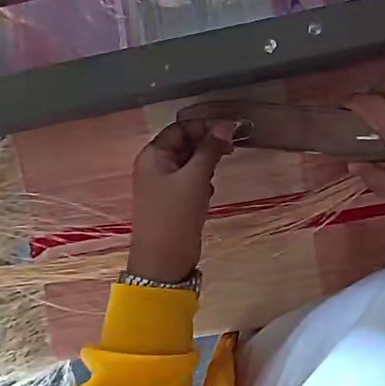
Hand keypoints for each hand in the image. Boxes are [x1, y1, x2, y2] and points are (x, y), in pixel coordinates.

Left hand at [127, 119, 236, 282]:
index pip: (180, 128)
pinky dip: (202, 182)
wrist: (163, 260)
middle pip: (184, 144)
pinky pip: (189, 182)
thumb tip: (226, 125)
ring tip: (217, 174)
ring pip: (189, 163)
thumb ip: (210, 149)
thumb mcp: (195, 178)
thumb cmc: (175, 214)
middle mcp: (155, 166)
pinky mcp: (172, 202)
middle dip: (207, 145)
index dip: (205, 126)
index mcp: (153, 155)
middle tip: (231, 150)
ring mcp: (162, 185)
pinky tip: (209, 193)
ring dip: (206, 165)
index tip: (231, 131)